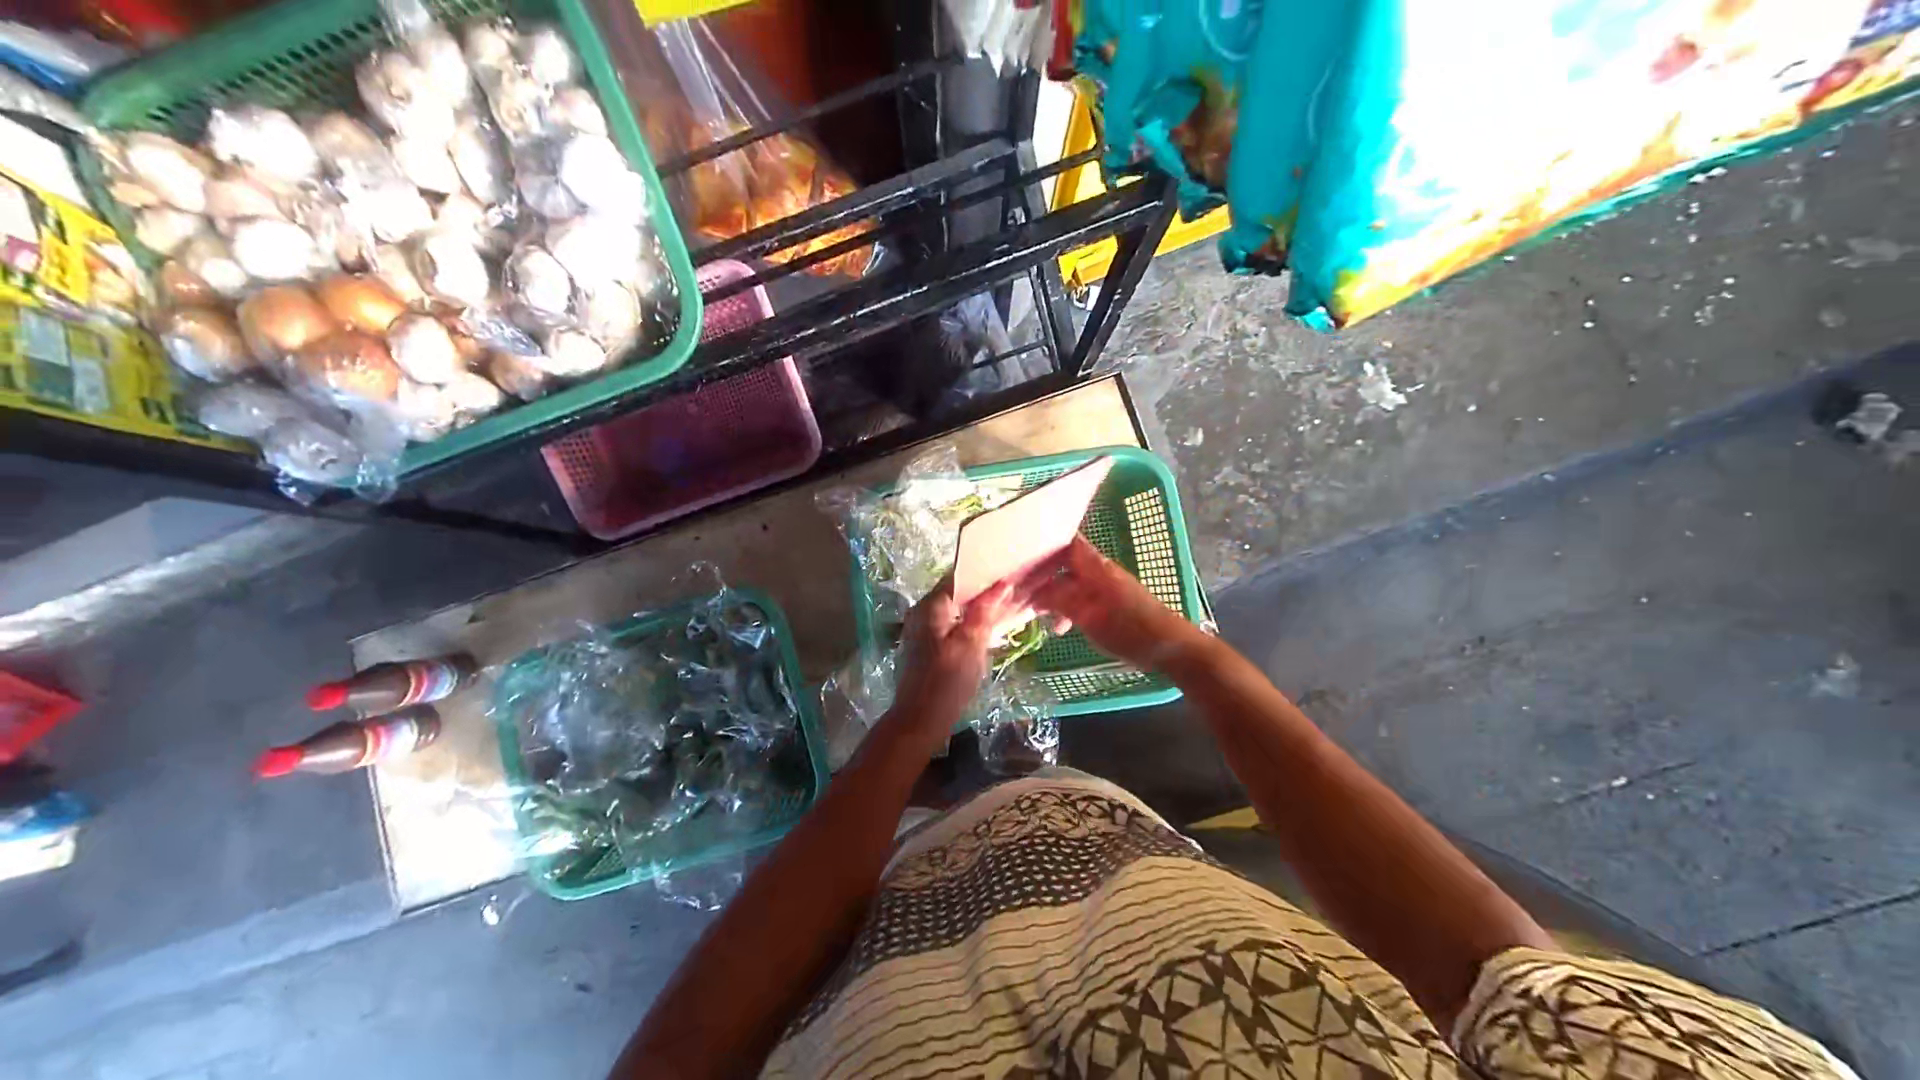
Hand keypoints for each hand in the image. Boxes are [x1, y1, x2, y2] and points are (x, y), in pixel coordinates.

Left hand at [889, 577, 1028, 744]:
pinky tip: (987, 633)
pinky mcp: (926, 647)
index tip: (1009, 572)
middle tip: (1013, 592)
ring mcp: (922, 630)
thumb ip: (985, 612)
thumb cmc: (947, 681)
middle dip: (983, 593)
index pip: (958, 576)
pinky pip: (951, 626)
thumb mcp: (971, 644)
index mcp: (930, 605)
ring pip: (954, 611)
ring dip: (977, 611)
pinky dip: (968, 626)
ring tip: (1006, 610)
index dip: (984, 573)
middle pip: (956, 593)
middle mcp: (922, 612)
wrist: (919, 720)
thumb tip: (1002, 583)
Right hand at [1021, 536, 1204, 671]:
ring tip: (1032, 613)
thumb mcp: (1090, 618)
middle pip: (1063, 563)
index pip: (1065, 542)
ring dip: (1051, 595)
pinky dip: (1065, 608)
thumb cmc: (1132, 631)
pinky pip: (1080, 598)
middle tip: (1016, 590)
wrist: (1172, 649)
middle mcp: (1099, 571)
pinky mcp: (1109, 605)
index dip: (1042, 545)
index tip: (1018, 556)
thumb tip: (1033, 592)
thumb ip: (1062, 601)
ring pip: (1070, 582)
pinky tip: (1058, 627)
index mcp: (1096, 567)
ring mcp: (1105, 588)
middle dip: (1039, 575)